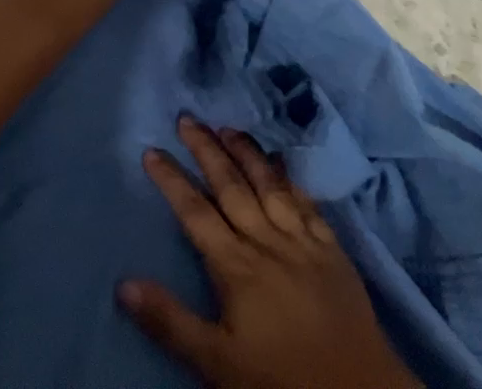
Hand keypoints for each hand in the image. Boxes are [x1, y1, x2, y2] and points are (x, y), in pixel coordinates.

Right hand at [122, 118, 420, 388]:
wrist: (357, 388)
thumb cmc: (280, 377)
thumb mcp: (215, 360)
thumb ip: (169, 320)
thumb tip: (123, 284)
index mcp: (236, 267)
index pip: (195, 212)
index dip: (172, 180)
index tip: (153, 150)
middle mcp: (268, 242)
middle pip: (231, 187)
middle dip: (207, 150)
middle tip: (188, 119)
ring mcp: (303, 241)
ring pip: (270, 185)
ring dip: (247, 153)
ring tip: (228, 127)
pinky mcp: (332, 248)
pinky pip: (307, 202)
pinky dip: (290, 178)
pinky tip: (280, 163)